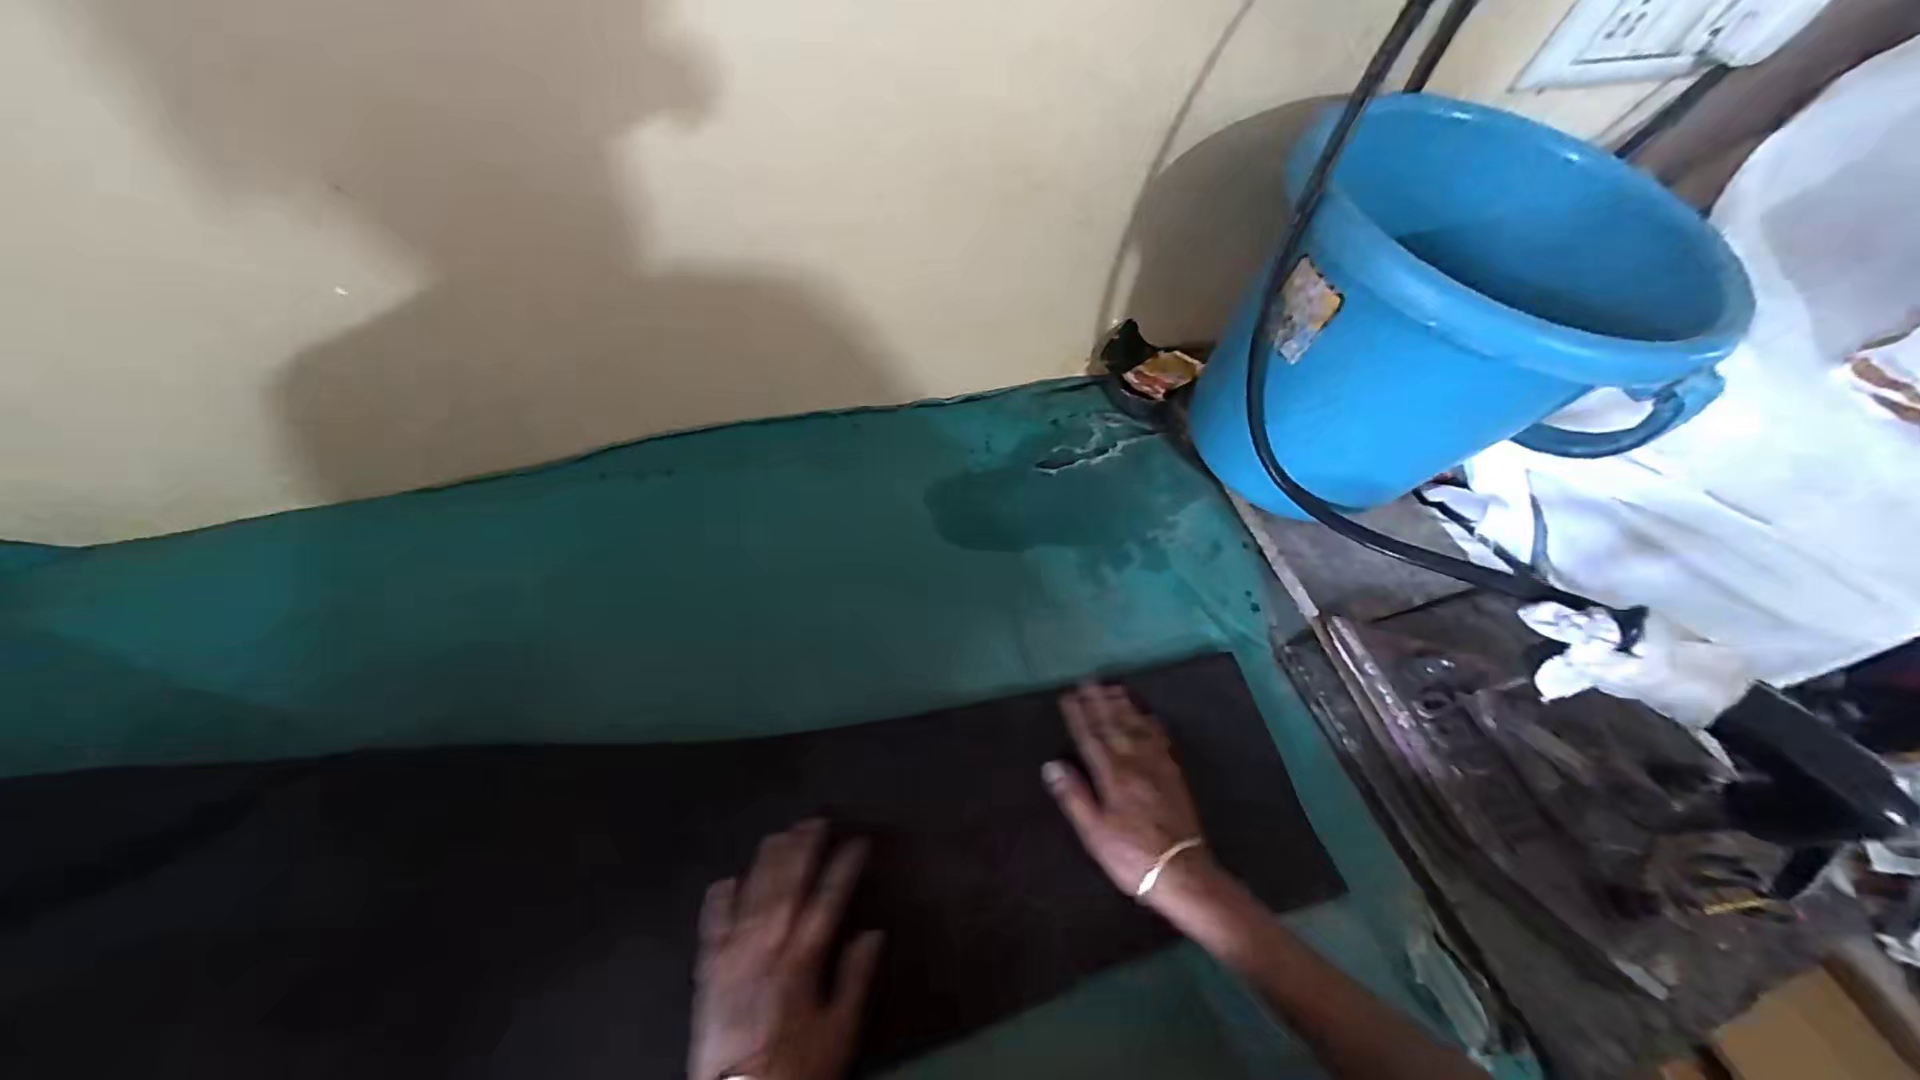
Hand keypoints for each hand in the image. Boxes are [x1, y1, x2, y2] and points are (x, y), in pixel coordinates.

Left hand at [688, 820, 883, 1079]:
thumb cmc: (797, 1066)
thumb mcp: (840, 1031)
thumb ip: (855, 978)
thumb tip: (873, 935)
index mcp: (802, 960)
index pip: (829, 900)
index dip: (844, 867)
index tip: (857, 841)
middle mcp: (768, 948)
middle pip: (789, 887)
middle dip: (803, 850)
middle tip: (814, 820)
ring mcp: (735, 956)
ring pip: (754, 896)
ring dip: (768, 862)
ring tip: (779, 834)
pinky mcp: (709, 972)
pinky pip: (712, 928)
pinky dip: (718, 902)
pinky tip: (725, 879)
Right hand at [1043, 683, 1213, 908]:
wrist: (1182, 871)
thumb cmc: (1131, 855)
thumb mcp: (1094, 832)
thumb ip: (1074, 796)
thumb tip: (1052, 765)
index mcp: (1112, 776)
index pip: (1090, 737)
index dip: (1079, 715)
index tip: (1069, 695)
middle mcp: (1134, 764)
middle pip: (1114, 726)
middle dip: (1100, 702)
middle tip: (1091, 680)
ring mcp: (1157, 767)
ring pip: (1138, 728)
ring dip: (1125, 707)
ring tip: (1115, 689)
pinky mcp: (1174, 776)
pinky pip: (1161, 741)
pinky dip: (1152, 725)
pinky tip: (1149, 716)